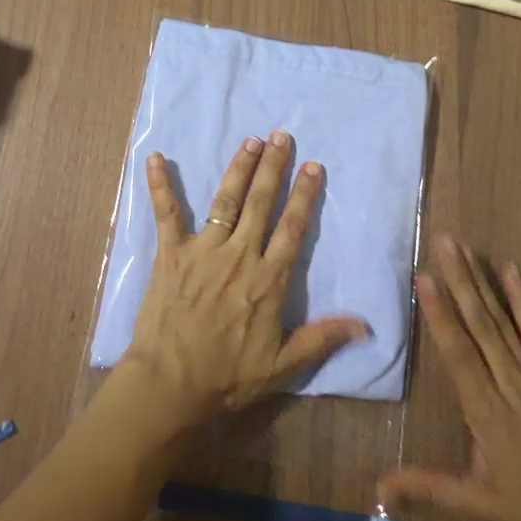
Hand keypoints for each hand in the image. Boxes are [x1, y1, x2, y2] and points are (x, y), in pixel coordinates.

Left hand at [119, 131, 369, 422]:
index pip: (292, 228)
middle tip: (281, 136)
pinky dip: (159, 185)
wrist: (171, 384)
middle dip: (273, 167)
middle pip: (261, 203)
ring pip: (225, 201)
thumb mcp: (283, 365)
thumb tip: (365, 325)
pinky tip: (155, 157)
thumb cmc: (227, 376)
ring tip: (250, 141)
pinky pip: (166, 214)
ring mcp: (203, 251)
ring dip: (238, 169)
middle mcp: (239, 255)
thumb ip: (322, 338)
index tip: (313, 166)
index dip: (304, 195)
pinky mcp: (171, 254)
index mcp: (268, 279)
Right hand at [379, 235, 520, 520]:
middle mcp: (510, 382)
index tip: (424, 277)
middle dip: (460, 280)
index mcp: (487, 411)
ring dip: (481, 282)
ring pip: (503, 320)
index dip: (439, 314)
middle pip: (480, 324)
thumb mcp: (480, 507)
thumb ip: (429, 490)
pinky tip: (512, 271)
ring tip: (465, 247)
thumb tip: (378, 487)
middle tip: (444, 241)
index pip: (458, 353)